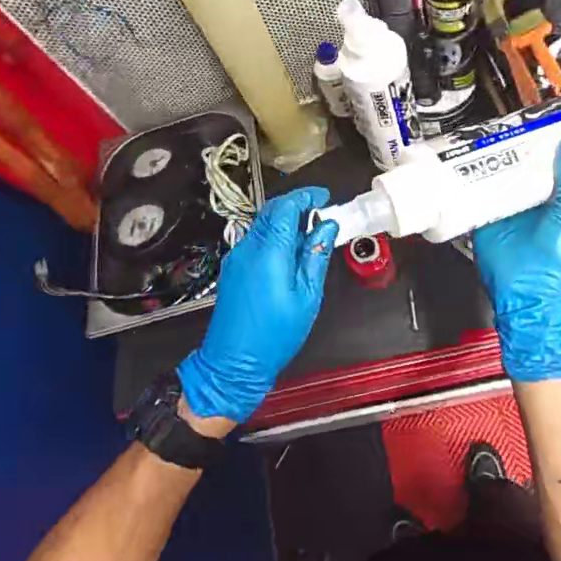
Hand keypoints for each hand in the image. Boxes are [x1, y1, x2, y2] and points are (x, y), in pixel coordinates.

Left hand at [177, 187, 339, 421]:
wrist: (233, 364)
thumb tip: (327, 228)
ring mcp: (237, 258)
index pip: (285, 207)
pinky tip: (291, 254)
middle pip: (272, 212)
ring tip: (310, 237)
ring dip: (286, 222)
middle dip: (297, 206)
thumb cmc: (274, 334)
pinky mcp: (233, 269)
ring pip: (263, 225)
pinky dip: (275, 237)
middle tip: (321, 212)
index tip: (324, 197)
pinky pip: (256, 241)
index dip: (306, 196)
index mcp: (269, 253)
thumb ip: (316, 256)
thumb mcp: (308, 295)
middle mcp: (248, 249)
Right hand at [472, 134, 560, 381]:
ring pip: (493, 175)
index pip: (545, 160)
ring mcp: (502, 206)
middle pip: (516, 164)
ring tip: (481, 135)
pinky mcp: (481, 217)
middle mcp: (526, 197)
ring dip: (488, 159)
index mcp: (552, 195)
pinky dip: (466, 181)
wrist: (529, 294)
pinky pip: (472, 194)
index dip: (541, 140)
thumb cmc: (557, 260)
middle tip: (502, 122)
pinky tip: (462, 162)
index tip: (536, 117)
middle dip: (510, 145)